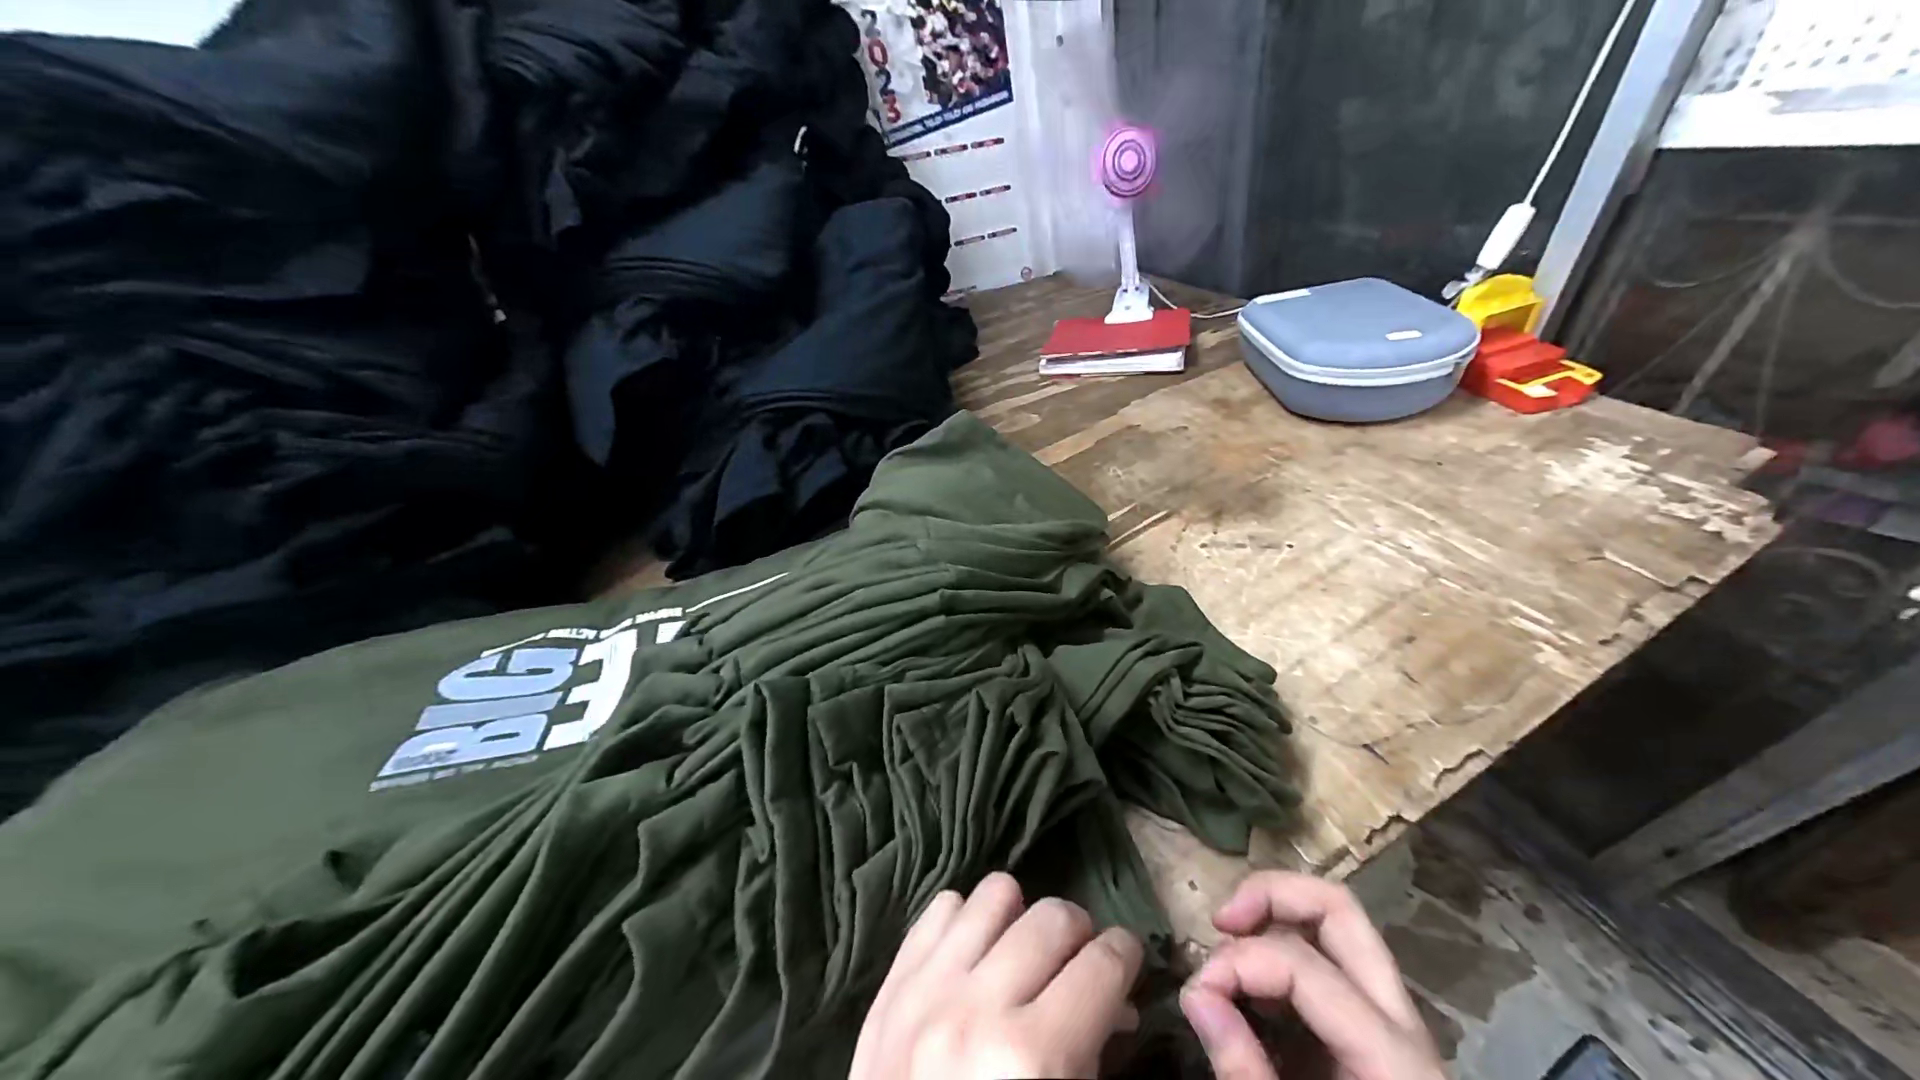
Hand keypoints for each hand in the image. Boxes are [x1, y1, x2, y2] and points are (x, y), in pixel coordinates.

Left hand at [850, 873, 1144, 1079]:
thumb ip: (1096, 1053)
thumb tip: (1115, 1003)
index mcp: (1032, 1058)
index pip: (1102, 965)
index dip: (1125, 955)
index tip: (1127, 960)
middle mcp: (978, 1011)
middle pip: (1053, 919)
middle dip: (1080, 934)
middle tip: (1079, 962)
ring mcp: (927, 989)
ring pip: (995, 895)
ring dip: (1021, 916)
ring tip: (1026, 949)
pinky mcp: (892, 984)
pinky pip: (941, 909)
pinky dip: (967, 920)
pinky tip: (978, 953)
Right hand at [1179, 872, 1445, 1079]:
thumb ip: (1244, 1070)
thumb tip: (1195, 993)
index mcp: (1394, 1059)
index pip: (1301, 964)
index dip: (1236, 964)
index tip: (1194, 994)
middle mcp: (1404, 1023)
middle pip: (1338, 910)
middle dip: (1269, 895)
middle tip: (1219, 921)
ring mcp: (1395, 1022)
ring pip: (1338, 922)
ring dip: (1276, 915)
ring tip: (1230, 944)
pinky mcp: (1375, 1032)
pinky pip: (1331, 959)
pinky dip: (1283, 948)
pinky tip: (1253, 985)